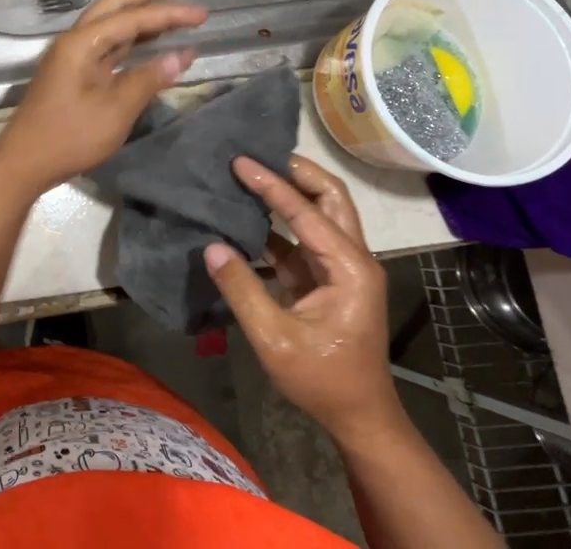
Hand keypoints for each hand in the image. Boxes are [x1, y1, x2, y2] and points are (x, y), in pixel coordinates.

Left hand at [0, 0, 206, 194]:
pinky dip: (132, 39)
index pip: (132, 18)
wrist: (25, 162)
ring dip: (141, 13)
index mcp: (82, 42)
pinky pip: (108, 45)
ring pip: (111, 23)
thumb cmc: (70, 136)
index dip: (169, 13)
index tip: (203, 14)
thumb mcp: (116, 111)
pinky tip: (152, 42)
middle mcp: (75, 40)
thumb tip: (181, 56)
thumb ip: (148, 79)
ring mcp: (73, 56)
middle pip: (115, 5)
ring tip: (173, 5)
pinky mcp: (74, 73)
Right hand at [204, 155, 402, 443]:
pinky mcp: (328, 279)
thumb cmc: (322, 380)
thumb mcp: (275, 339)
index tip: (240, 160)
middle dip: (297, 172)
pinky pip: (304, 238)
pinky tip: (247, 215)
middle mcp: (354, 259)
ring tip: (251, 173)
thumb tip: (211, 246)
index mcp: (349, 268)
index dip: (272, 185)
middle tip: (258, 153)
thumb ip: (243, 289)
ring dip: (291, 192)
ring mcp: (343, 268)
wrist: (359, 416)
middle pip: (331, 198)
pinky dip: (280, 222)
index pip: (307, 213)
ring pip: (322, 214)